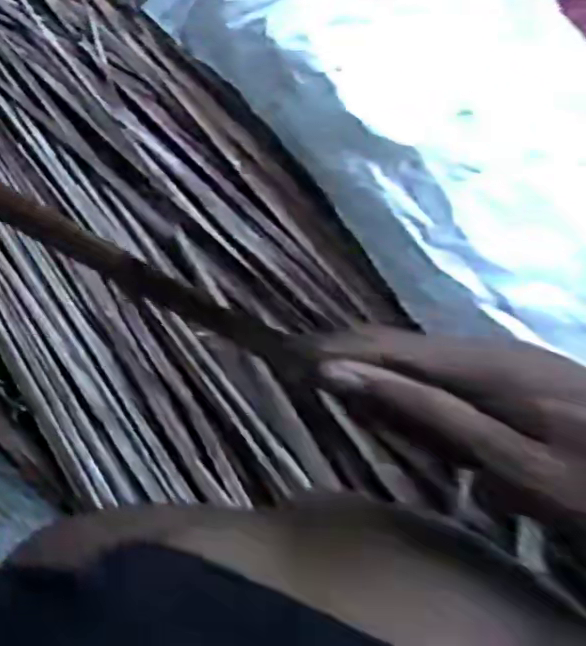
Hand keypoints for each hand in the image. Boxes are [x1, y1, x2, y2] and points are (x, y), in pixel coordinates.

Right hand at [317, 328, 585, 527]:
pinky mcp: (530, 377)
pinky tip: (418, 416)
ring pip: (418, 356)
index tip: (277, 363)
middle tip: (309, 389)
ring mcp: (516, 361)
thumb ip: (424, 412)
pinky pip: (447, 370)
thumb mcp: (520, 467)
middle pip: (394, 343)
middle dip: (347, 361)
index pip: (376, 341)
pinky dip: (416, 387)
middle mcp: (493, 349)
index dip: (322, 348)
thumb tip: (329, 370)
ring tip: (359, 408)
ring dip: (381, 376)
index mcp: (485, 364)